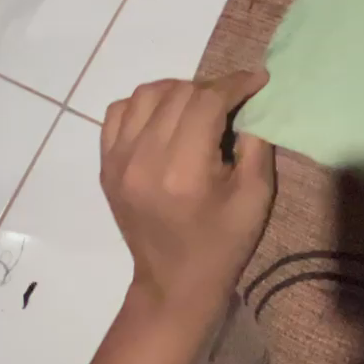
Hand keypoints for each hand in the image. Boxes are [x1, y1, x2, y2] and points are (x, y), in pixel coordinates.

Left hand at [101, 73, 275, 321]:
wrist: (174, 283)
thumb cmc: (223, 243)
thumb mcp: (256, 196)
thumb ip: (256, 142)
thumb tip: (249, 102)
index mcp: (184, 171)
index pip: (207, 101)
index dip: (235, 83)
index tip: (257, 80)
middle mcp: (144, 158)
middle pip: (178, 92)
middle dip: (211, 88)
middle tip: (233, 100)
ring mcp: (118, 161)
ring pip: (147, 94)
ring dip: (178, 91)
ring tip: (199, 105)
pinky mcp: (105, 165)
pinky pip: (119, 112)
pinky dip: (144, 105)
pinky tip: (165, 118)